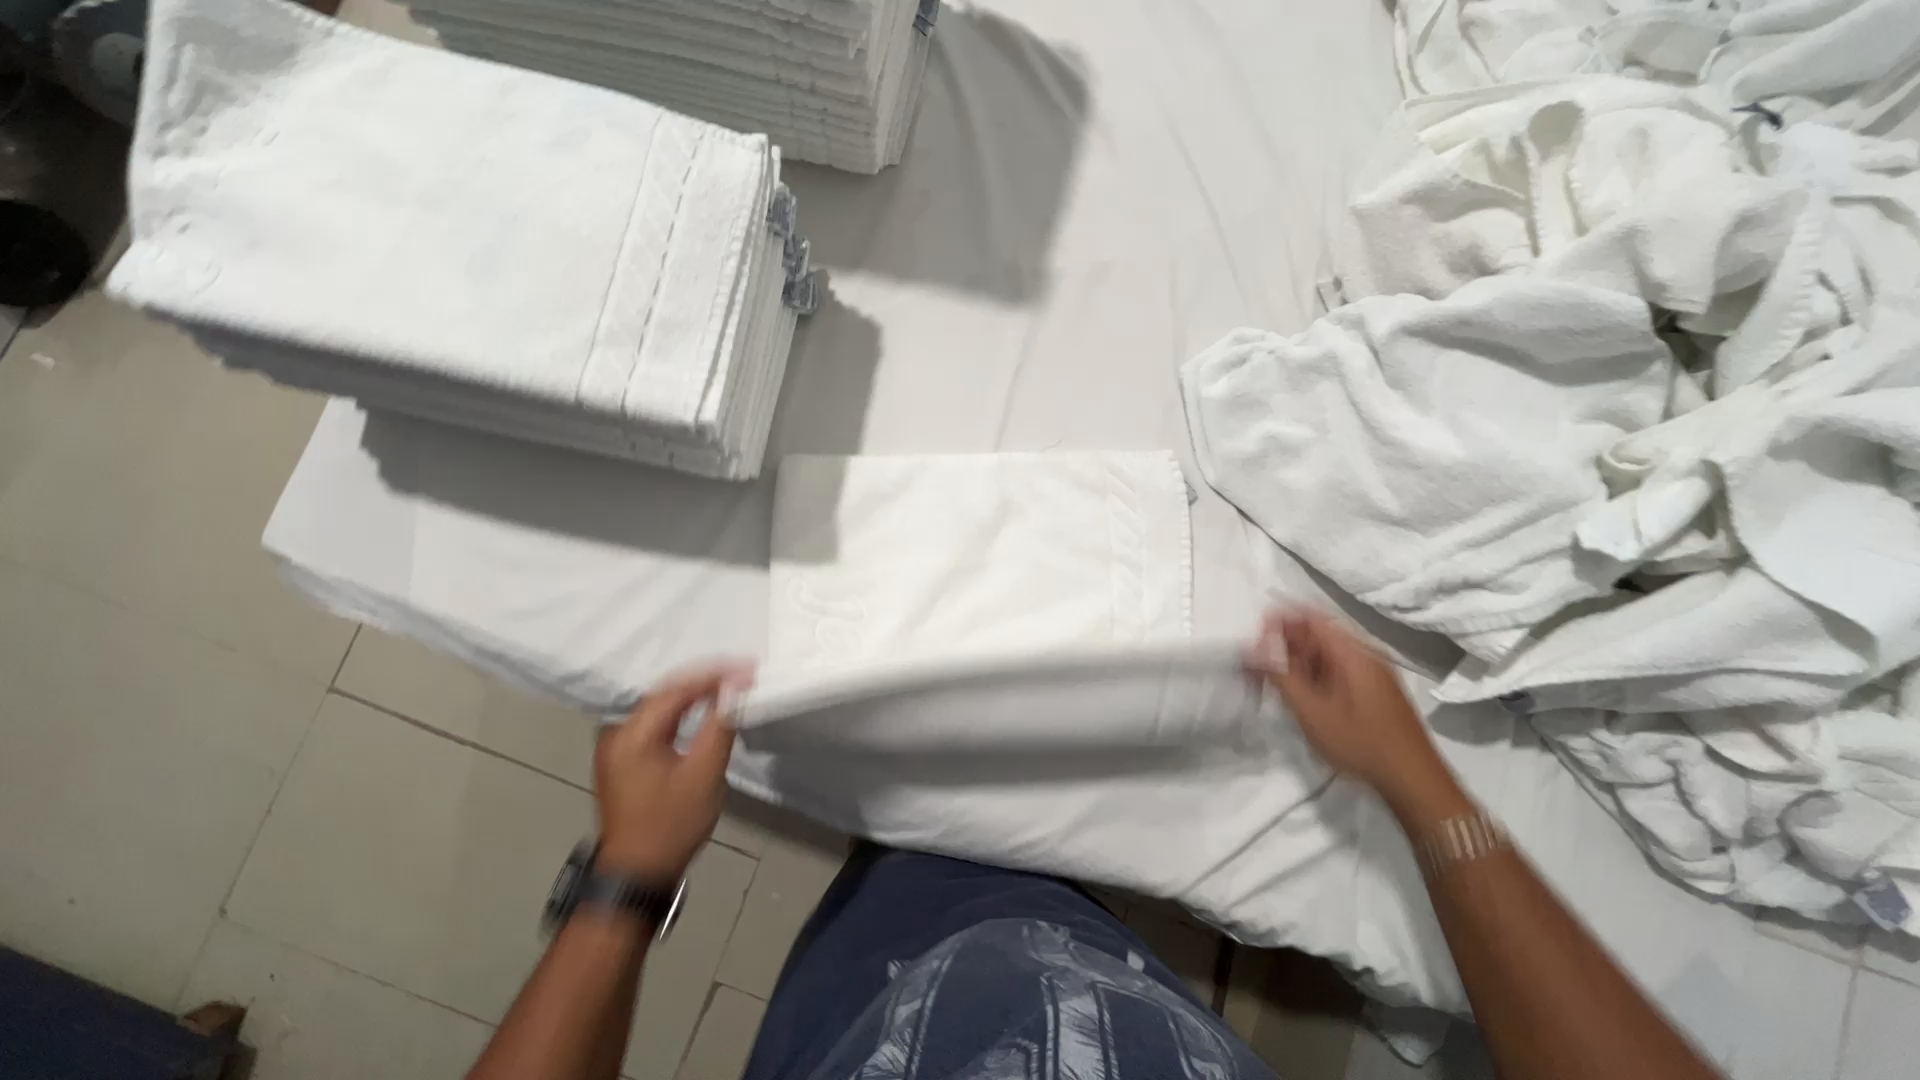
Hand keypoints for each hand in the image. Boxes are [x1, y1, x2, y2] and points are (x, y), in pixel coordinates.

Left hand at [594, 662, 754, 882]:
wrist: (637, 875)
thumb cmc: (671, 826)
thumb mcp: (704, 775)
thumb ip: (720, 726)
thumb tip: (733, 689)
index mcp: (631, 734)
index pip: (677, 689)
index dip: (715, 675)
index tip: (748, 669)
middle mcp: (617, 733)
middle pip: (665, 693)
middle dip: (705, 680)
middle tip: (743, 673)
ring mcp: (616, 747)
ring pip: (661, 707)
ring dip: (695, 694)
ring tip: (729, 685)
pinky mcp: (623, 760)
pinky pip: (655, 723)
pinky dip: (682, 712)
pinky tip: (703, 709)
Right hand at [1247, 608, 1449, 802]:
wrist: (1412, 780)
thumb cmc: (1359, 743)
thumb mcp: (1312, 711)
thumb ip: (1280, 676)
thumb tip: (1252, 648)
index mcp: (1352, 651)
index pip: (1310, 617)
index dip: (1279, 620)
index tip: (1253, 639)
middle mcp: (1364, 654)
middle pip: (1318, 634)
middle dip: (1284, 644)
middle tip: (1255, 664)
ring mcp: (1371, 673)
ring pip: (1325, 655)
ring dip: (1296, 662)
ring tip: (1270, 681)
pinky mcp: (1372, 691)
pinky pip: (1336, 671)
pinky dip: (1313, 676)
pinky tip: (1298, 695)